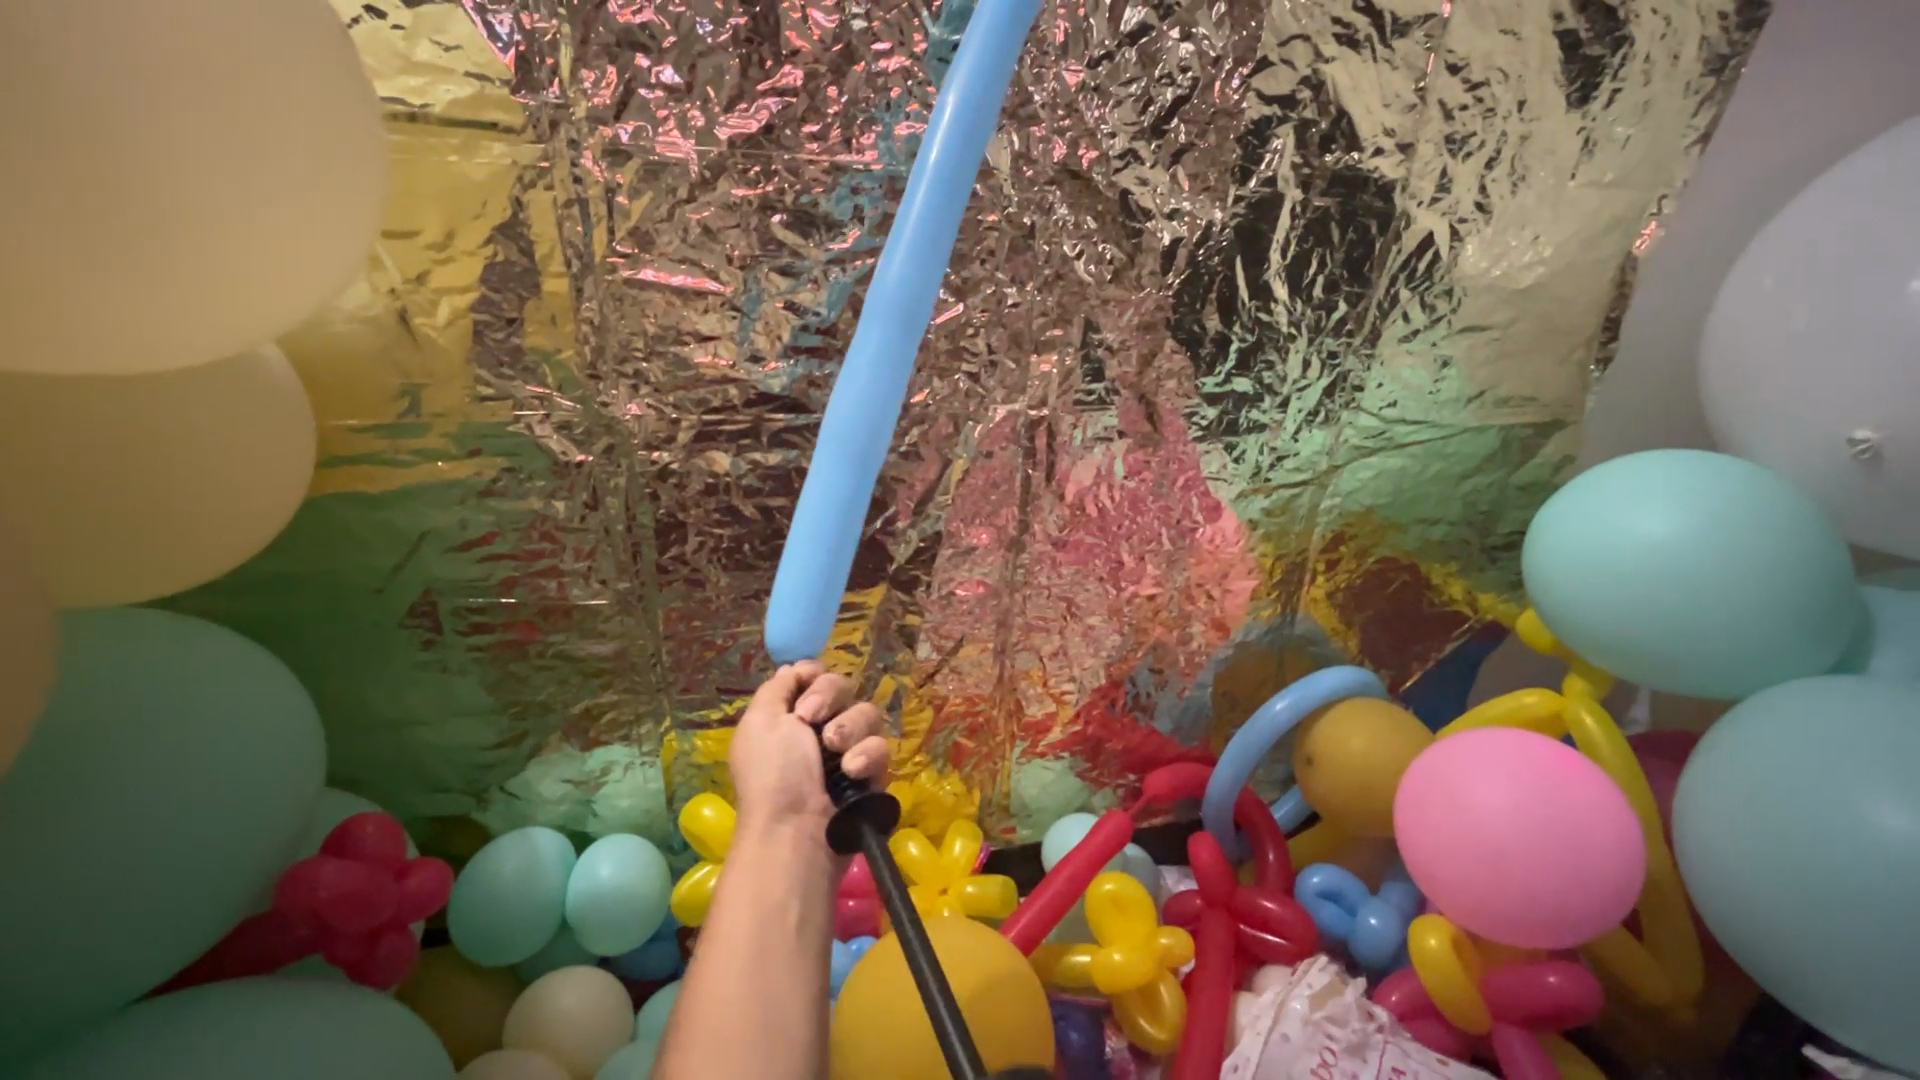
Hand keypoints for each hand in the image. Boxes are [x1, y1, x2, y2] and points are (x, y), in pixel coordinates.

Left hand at [731, 661, 890, 835]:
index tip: (805, 695)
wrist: (796, 830)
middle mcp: (820, 731)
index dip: (816, 678)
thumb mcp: (760, 722)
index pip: (817, 677)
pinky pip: (881, 748)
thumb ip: (778, 687)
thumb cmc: (772, 774)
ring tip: (835, 753)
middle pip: (844, 688)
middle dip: (830, 698)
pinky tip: (851, 772)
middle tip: (813, 723)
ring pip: (868, 715)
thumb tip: (797, 668)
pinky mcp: (873, 775)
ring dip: (850, 728)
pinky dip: (866, 757)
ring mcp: (849, 753)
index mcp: (790, 717)